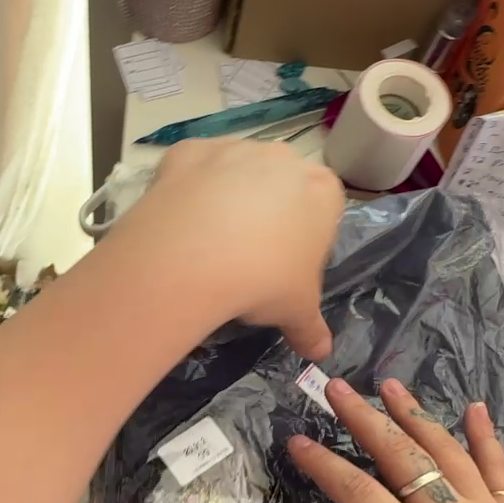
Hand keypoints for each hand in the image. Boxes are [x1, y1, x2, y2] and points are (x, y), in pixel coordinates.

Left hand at [108, 139, 344, 359]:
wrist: (191, 257)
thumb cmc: (262, 281)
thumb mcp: (294, 311)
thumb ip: (310, 330)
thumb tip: (321, 354)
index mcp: (322, 191)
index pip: (323, 212)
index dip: (304, 242)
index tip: (283, 269)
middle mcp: (282, 157)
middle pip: (279, 187)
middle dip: (266, 217)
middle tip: (244, 260)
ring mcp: (234, 148)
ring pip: (235, 174)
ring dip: (226, 201)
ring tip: (206, 246)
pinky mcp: (189, 150)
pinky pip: (192, 170)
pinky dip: (187, 191)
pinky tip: (180, 223)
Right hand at [273, 378, 503, 502]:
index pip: (359, 495)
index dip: (324, 464)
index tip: (298, 440)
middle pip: (401, 457)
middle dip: (364, 418)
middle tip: (336, 387)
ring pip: (446, 452)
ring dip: (415, 414)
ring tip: (388, 384)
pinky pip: (497, 468)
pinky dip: (484, 436)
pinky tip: (474, 408)